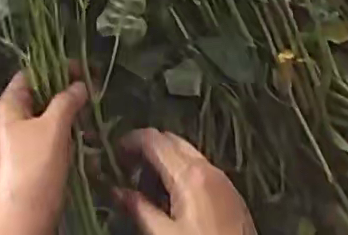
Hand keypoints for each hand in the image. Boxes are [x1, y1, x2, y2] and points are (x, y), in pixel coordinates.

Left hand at [0, 71, 89, 234]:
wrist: (18, 226)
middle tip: (93, 95)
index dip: (56, 67)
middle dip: (65, 95)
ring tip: (93, 124)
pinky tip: (85, 151)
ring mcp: (15, 146)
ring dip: (68, 121)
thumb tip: (79, 84)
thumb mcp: (52, 130)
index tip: (83, 69)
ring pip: (44, 123)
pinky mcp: (25, 169)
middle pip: (38, 98)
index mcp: (6, 105)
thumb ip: (66, 102)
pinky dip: (64, 143)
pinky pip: (46, 145)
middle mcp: (7, 121)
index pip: (31, 73)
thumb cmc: (32, 170)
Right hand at [116, 129, 255, 234]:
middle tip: (130, 171)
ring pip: (186, 153)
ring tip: (151, 189)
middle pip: (169, 140)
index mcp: (188, 173)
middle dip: (146, 149)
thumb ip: (138, 209)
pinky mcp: (233, 196)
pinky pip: (201, 169)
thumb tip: (116, 191)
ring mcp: (223, 181)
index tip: (115, 156)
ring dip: (164, 161)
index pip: (152, 138)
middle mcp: (207, 168)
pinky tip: (176, 200)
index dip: (129, 141)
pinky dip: (182, 172)